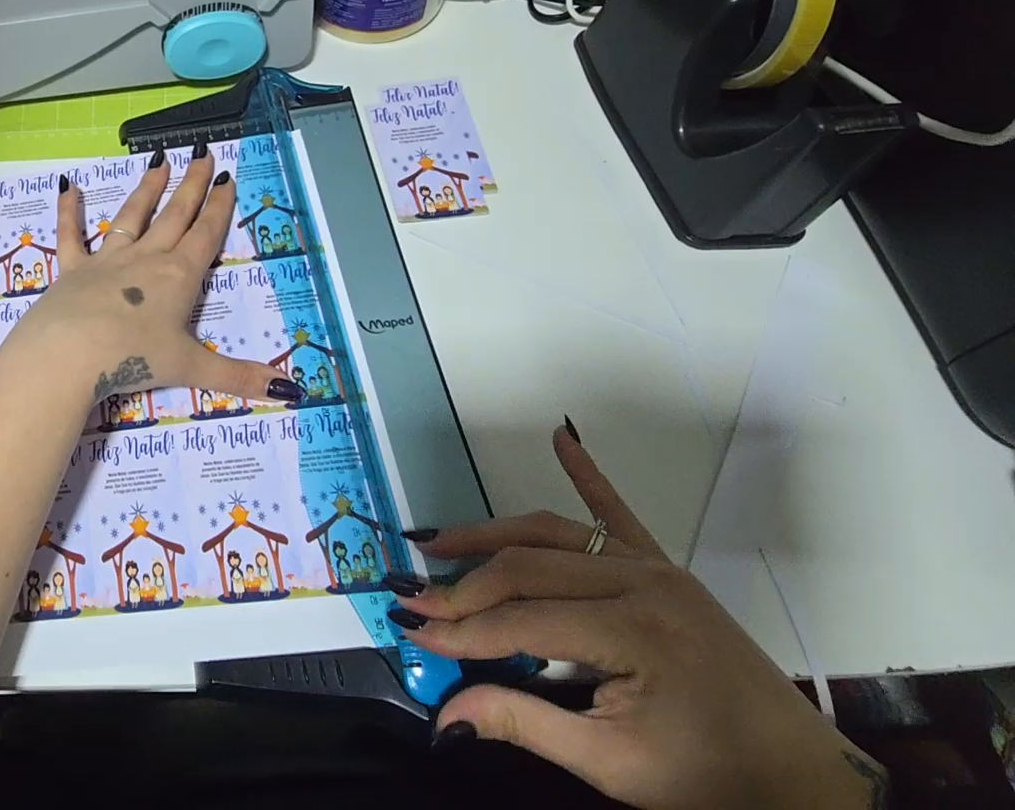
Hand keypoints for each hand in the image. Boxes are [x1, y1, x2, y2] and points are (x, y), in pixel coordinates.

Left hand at [4, 148, 303, 407]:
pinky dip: (68, 209)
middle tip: (203, 155)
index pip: (205, 235)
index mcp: (178, 277)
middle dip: (191, 186)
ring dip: (146, 190)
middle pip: (174, 216)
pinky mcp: (71, 269)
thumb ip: (239, 377)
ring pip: (131, 217)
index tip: (226, 178)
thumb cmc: (133, 359)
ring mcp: (106, 261)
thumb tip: (292, 393)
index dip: (219, 207)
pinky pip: (70, 234)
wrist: (70, 353)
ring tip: (158, 162)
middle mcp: (145, 260)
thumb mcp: (192, 369)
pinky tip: (68, 185)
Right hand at [394, 424, 887, 809]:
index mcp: (635, 634)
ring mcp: (655, 569)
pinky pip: (616, 513)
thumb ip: (522, 724)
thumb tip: (444, 717)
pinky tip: (562, 438)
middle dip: (463, 585)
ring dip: (491, 533)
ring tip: (439, 541)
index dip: (460, 629)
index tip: (412, 631)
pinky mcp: (665, 567)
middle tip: (414, 595)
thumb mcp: (612, 764)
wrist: (802, 779)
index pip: (520, 621)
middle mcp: (642, 584)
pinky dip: (587, 473)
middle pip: (526, 568)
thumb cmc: (709, 778)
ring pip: (551, 532)